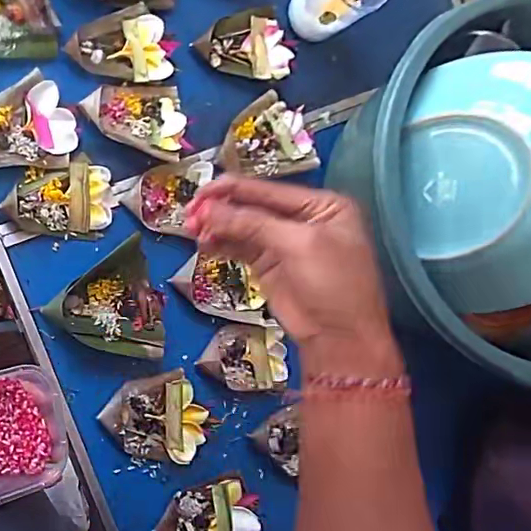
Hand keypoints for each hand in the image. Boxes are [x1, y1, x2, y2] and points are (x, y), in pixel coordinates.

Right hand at [185, 177, 400, 372]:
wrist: (340, 339)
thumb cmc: (334, 285)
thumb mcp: (298, 245)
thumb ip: (252, 224)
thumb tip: (208, 209)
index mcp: (320, 205)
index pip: (268, 190)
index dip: (232, 190)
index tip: (201, 193)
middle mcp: (300, 219)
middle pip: (252, 206)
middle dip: (220, 209)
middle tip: (190, 214)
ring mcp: (282, 243)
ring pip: (241, 227)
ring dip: (216, 226)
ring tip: (191, 230)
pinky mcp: (267, 266)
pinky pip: (239, 247)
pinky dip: (220, 244)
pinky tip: (203, 242)